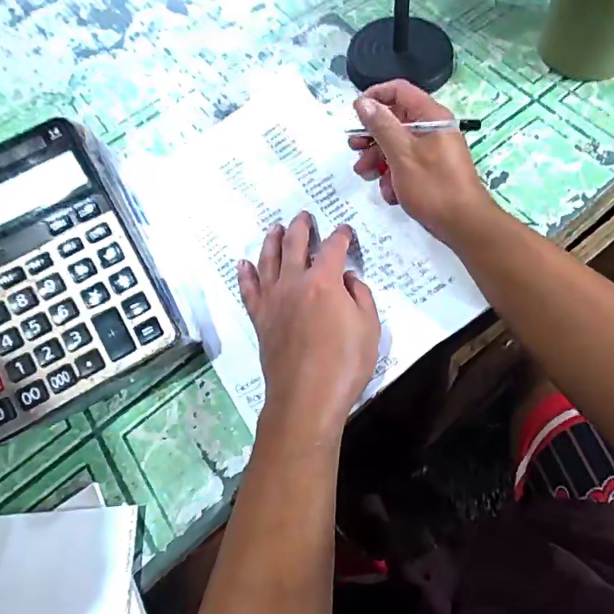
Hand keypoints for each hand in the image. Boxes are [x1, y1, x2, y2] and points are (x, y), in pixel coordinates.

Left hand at [238, 212, 380, 422]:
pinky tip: (243, 263)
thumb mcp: (369, 327)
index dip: (341, 236)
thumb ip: (360, 297)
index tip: (345, 231)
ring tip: (276, 228)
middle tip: (304, 216)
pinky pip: (249, 289)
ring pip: (268, 260)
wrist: (306, 397)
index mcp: (324, 282)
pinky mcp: (260, 318)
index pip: (333, 248)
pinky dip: (245, 274)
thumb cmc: (345, 363)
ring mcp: (273, 300)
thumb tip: (347, 281)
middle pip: (295, 245)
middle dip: (302, 227)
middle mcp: (294, 283)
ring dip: (273, 241)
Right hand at [349, 81, 500, 245]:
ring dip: (379, 160)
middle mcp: (432, 129)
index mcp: (430, 116)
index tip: (354, 114)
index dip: (374, 97)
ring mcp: (433, 151)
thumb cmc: (434, 186)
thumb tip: (363, 102)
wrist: (464, 225)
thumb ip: (381, 126)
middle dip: (372, 137)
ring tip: (368, 176)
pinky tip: (391, 193)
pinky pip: (406, 166)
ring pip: (397, 146)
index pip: (399, 91)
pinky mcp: (431, 172)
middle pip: (395, 121)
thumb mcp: (402, 154)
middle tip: (354, 150)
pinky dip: (394, 177)